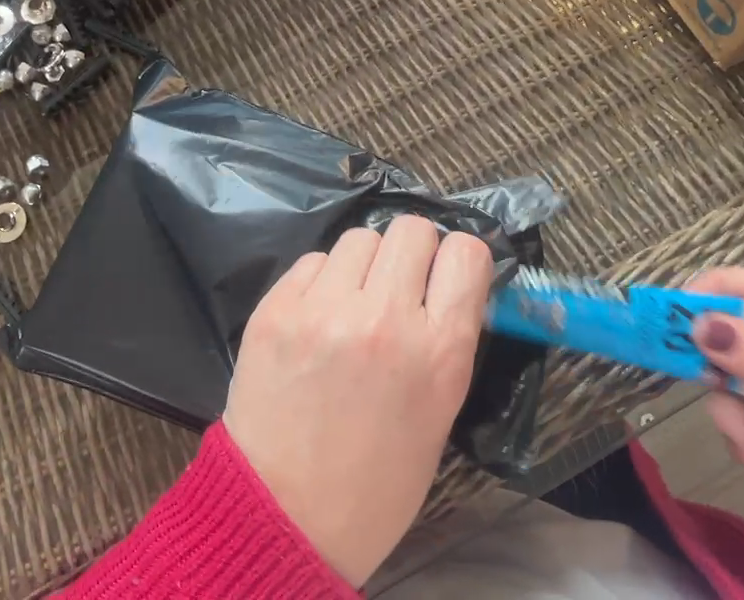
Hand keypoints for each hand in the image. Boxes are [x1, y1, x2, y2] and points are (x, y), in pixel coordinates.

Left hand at [223, 216, 494, 584]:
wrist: (286, 514)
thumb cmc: (377, 479)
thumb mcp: (440, 410)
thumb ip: (446, 338)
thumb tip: (444, 283)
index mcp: (440, 352)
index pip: (466, 252)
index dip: (457, 258)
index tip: (445, 273)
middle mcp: (386, 318)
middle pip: (411, 229)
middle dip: (410, 253)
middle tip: (396, 286)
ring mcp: (325, 309)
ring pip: (359, 238)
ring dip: (362, 265)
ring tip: (351, 306)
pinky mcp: (276, 308)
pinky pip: (312, 261)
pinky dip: (320, 282)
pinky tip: (315, 319)